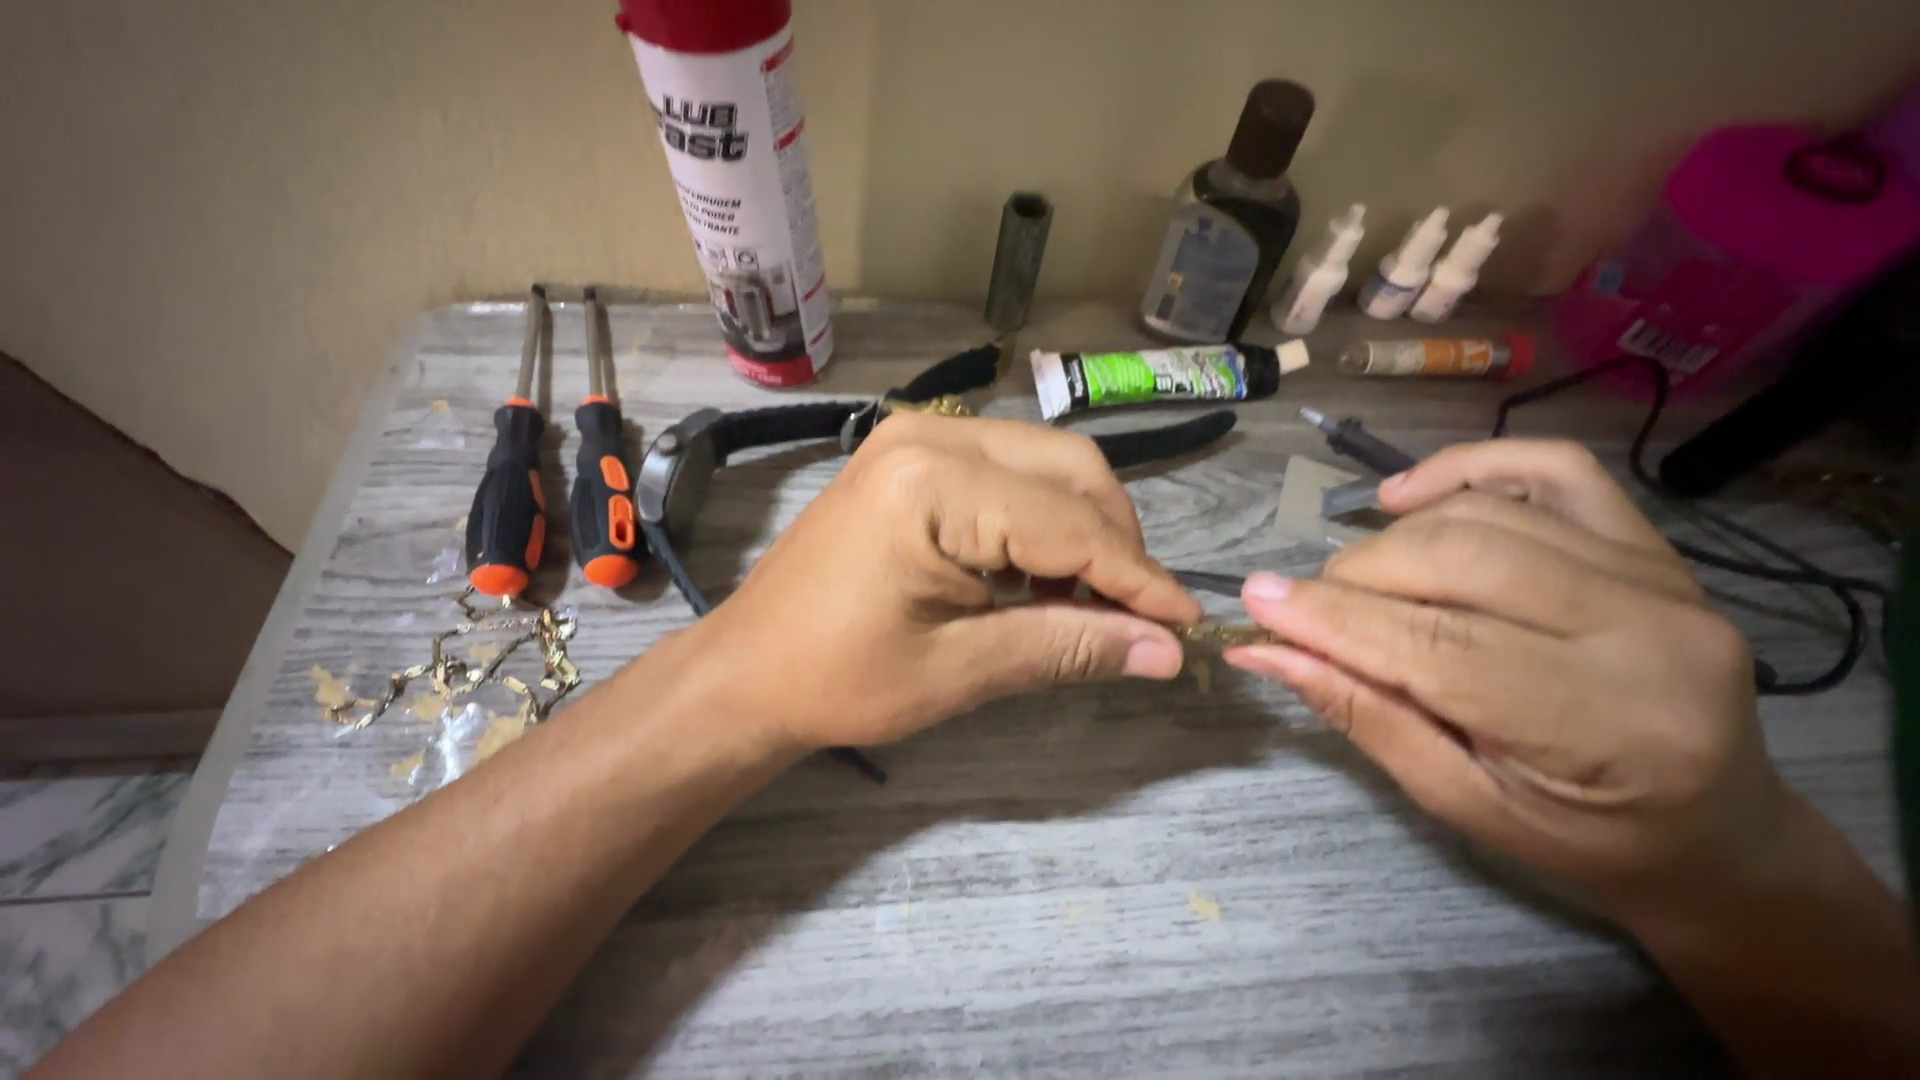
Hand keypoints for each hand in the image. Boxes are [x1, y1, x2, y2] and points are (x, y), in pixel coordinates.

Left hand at [678, 412, 1200, 750]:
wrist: (749, 668)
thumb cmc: (838, 680)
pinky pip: (1008, 471)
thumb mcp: (958, 671)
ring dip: (1082, 530)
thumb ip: (1068, 646)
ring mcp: (917, 437)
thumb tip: (1166, 651)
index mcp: (933, 486)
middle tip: (1133, 616)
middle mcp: (930, 437)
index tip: (1188, 624)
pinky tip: (1038, 578)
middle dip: (1115, 543)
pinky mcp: (911, 453)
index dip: (1138, 577)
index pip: (1071, 524)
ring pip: (1046, 465)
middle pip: (1070, 470)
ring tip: (1084, 605)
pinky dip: (1041, 521)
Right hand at [1225, 439, 1790, 918]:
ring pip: (1486, 513)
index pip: (1436, 645)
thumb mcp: (1459, 801)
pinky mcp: (1652, 544)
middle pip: (1459, 559)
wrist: (1713, 827)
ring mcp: (1659, 576)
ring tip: (1357, 581)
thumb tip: (1265, 652)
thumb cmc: (1579, 836)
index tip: (1255, 603)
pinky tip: (1407, 498)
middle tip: (1307, 609)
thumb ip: (1363, 715)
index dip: (1334, 618)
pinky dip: (1466, 467)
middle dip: (1357, 576)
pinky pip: (1551, 468)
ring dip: (1393, 538)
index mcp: (1603, 723)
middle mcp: (1647, 631)